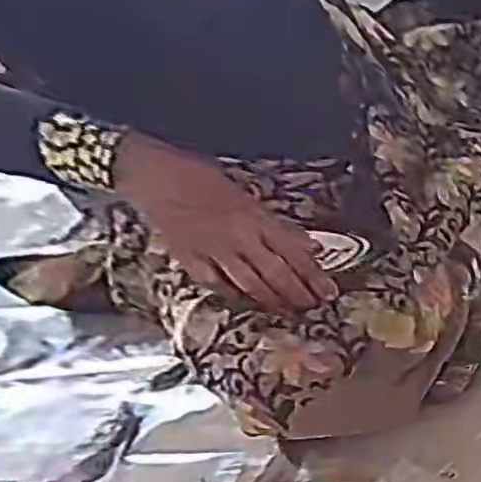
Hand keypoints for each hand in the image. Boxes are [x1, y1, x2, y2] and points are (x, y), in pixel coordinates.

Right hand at [112, 136, 335, 311]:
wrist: (151, 171)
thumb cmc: (206, 181)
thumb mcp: (253, 200)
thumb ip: (281, 227)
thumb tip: (312, 249)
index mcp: (260, 221)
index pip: (298, 257)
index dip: (316, 279)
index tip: (329, 294)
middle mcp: (240, 238)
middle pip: (278, 276)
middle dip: (298, 295)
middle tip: (311, 307)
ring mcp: (212, 249)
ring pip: (250, 284)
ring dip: (272, 301)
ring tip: (286, 311)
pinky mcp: (186, 256)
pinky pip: (215, 283)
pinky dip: (233, 294)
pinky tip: (246, 301)